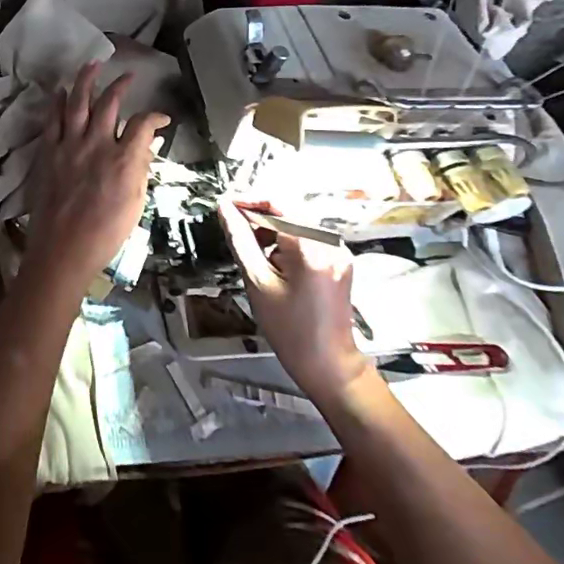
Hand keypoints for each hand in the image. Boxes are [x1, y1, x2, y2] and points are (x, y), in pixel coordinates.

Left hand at [24, 62, 170, 283]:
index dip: (156, 116)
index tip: (162, 118)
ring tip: (92, 64)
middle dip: (121, 85)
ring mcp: (69, 146)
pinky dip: (57, 103)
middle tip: (127, 75)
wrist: (63, 248)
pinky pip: (53, 120)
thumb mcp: (135, 204)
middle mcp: (97, 145)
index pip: (143, 124)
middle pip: (109, 103)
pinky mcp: (49, 153)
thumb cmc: (106, 233)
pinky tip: (61, 92)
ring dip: (86, 80)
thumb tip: (144, 148)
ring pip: (77, 103)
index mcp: (123, 160)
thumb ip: (140, 170)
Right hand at [218, 199, 371, 400]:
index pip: (279, 204)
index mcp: (312, 248)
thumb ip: (240, 240)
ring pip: (298, 222)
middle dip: (259, 214)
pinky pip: (308, 237)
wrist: (328, 364)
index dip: (249, 199)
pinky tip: (269, 256)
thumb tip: (225, 210)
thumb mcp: (257, 282)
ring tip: (249, 244)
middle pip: (290, 210)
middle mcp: (331, 243)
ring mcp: (339, 252)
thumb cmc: (289, 329)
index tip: (226, 205)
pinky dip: (286, 239)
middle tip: (232, 224)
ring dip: (271, 227)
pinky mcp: (338, 261)